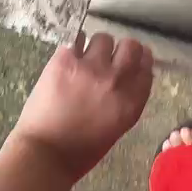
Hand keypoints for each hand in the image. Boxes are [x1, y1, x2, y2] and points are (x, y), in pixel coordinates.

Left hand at [8, 34, 153, 181]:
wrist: (45, 152)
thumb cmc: (81, 149)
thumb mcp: (117, 127)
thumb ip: (126, 100)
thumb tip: (128, 77)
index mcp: (131, 103)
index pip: (146, 69)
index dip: (141, 61)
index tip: (134, 60)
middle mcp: (115, 81)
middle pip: (131, 47)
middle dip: (123, 49)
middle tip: (109, 57)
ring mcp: (90, 68)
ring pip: (103, 38)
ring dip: (97, 46)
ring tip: (85, 57)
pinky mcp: (65, 60)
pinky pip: (76, 39)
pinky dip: (74, 47)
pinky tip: (68, 57)